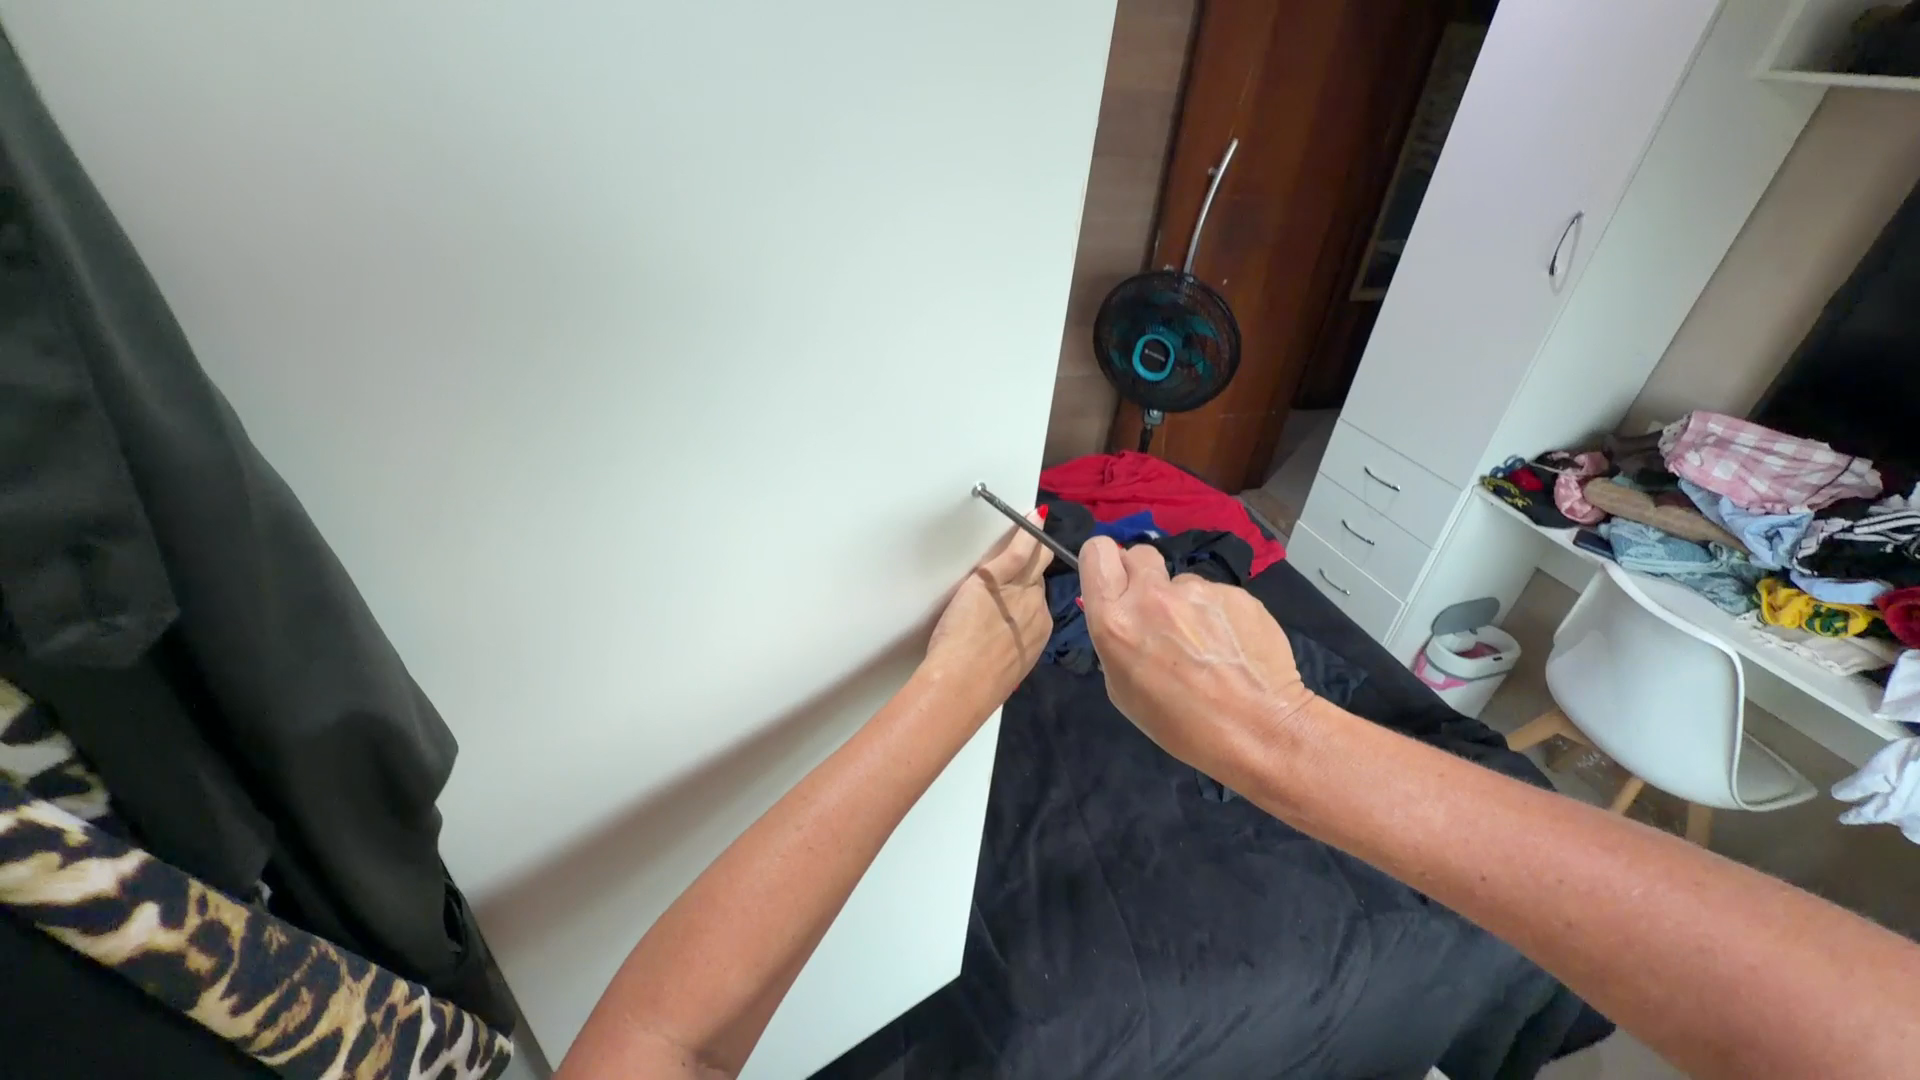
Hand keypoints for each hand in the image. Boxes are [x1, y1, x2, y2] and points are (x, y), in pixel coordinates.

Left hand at [926, 508, 1053, 707]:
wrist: (963, 682)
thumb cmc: (976, 683)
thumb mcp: (1007, 664)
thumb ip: (1011, 644)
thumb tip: (1006, 636)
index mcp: (1039, 632)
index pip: (1038, 600)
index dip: (1030, 588)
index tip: (1027, 579)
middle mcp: (1037, 608)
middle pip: (1039, 577)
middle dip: (1038, 563)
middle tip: (1039, 544)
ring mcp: (1020, 592)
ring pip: (1034, 562)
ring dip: (1035, 545)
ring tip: (1037, 523)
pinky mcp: (996, 579)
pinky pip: (1019, 552)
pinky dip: (1026, 533)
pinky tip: (1033, 517)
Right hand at [1079, 536, 1314, 779]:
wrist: (1258, 730)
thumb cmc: (1180, 725)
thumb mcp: (1122, 690)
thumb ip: (1117, 639)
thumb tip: (1128, 619)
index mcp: (1115, 621)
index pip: (1097, 552)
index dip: (1103, 562)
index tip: (1113, 581)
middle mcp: (1152, 596)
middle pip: (1138, 554)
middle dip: (1143, 575)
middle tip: (1157, 611)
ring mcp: (1198, 591)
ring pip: (1182, 582)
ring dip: (1186, 605)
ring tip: (1207, 646)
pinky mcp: (1236, 593)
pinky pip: (1217, 597)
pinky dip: (1220, 616)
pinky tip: (1233, 649)